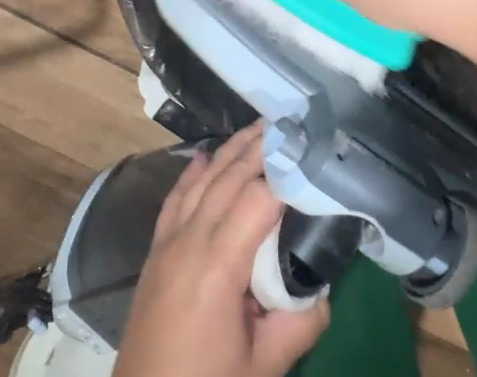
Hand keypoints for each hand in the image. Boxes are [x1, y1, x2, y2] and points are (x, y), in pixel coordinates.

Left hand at [115, 124, 328, 376]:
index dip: (286, 173)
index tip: (313, 152)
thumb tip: (322, 289)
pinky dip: (192, 175)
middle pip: (227, 178)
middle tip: (292, 123)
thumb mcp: (264, 367)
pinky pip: (174, 201)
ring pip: (200, 182)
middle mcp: (188, 243)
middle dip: (260, 148)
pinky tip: (204, 158)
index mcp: (217, 266)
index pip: (257, 200)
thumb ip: (301, 322)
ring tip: (258, 129)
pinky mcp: (155, 256)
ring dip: (229, 152)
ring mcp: (166, 246)